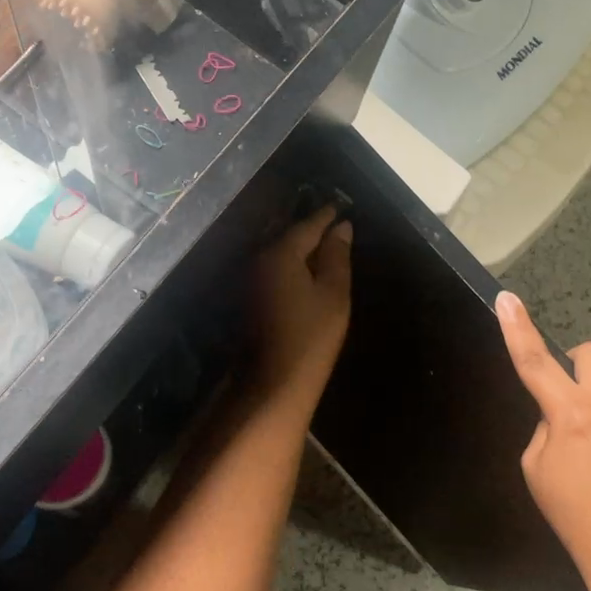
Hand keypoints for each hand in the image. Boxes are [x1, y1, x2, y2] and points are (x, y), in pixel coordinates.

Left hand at [251, 206, 352, 402]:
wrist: (272, 383)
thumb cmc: (310, 337)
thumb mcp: (333, 294)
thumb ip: (337, 256)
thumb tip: (342, 226)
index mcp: (280, 254)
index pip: (307, 226)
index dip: (326, 216)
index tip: (341, 206)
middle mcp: (258, 260)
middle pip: (288, 238)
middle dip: (310, 231)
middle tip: (334, 224)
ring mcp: (249, 281)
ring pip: (278, 256)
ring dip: (299, 251)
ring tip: (323, 248)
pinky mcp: (247, 301)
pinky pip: (272, 273)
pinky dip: (289, 269)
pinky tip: (304, 275)